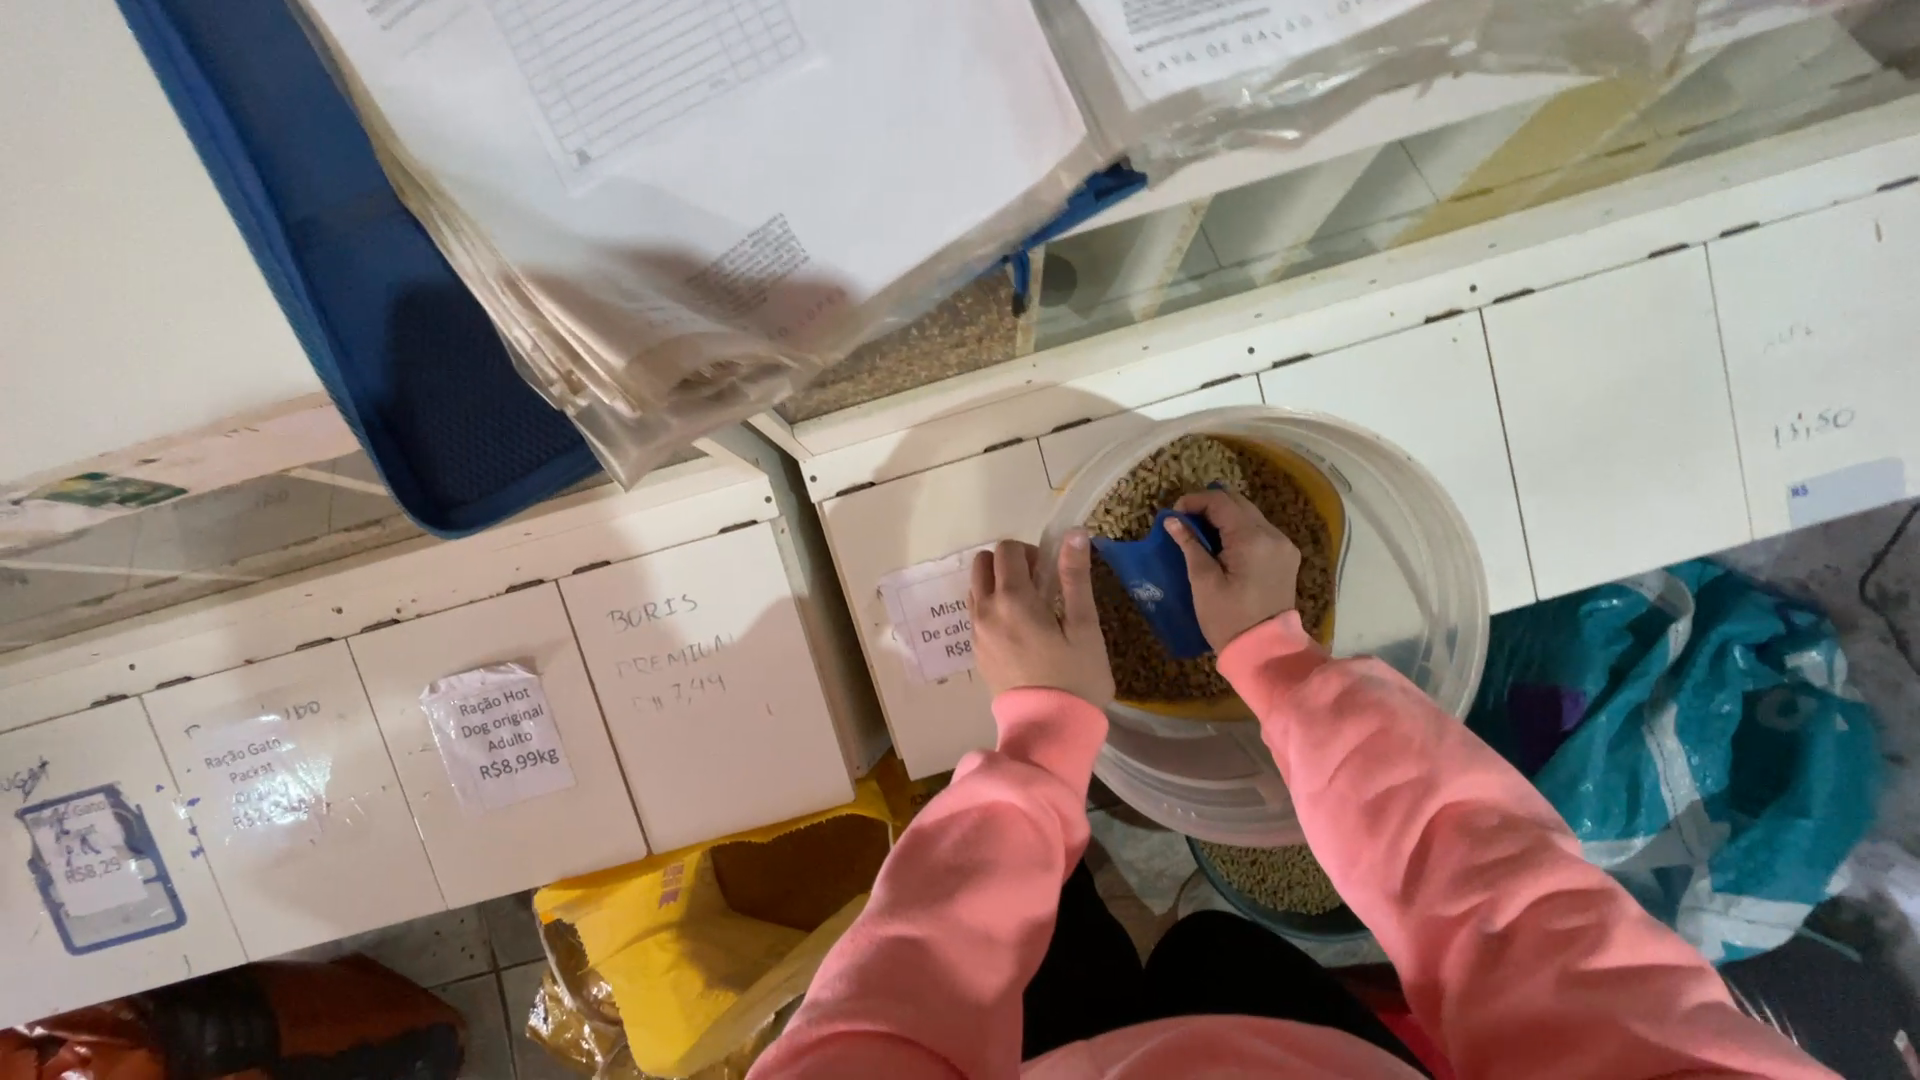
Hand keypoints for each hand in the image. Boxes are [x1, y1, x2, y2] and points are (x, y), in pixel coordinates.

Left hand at [970, 532, 1114, 705]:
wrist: (1050, 729)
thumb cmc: (1075, 677)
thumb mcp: (1084, 626)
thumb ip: (1075, 577)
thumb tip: (1073, 533)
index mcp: (1012, 599)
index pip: (1006, 550)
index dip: (1030, 552)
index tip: (1050, 573)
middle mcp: (986, 611)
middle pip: (983, 563)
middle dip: (1009, 564)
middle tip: (1040, 586)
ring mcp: (977, 633)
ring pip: (976, 588)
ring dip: (998, 585)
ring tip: (1030, 609)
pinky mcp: (977, 652)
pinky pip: (977, 614)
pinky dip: (993, 608)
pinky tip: (1020, 631)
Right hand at [1166, 490, 1301, 651]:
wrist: (1264, 651)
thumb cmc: (1228, 619)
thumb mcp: (1203, 581)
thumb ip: (1190, 545)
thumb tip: (1173, 520)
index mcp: (1253, 539)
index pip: (1221, 501)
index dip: (1194, 501)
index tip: (1173, 514)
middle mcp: (1274, 535)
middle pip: (1238, 503)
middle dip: (1208, 506)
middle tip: (1183, 521)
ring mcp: (1284, 546)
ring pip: (1249, 515)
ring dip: (1223, 517)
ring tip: (1198, 533)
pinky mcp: (1285, 557)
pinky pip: (1259, 531)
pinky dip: (1237, 530)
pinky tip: (1220, 545)